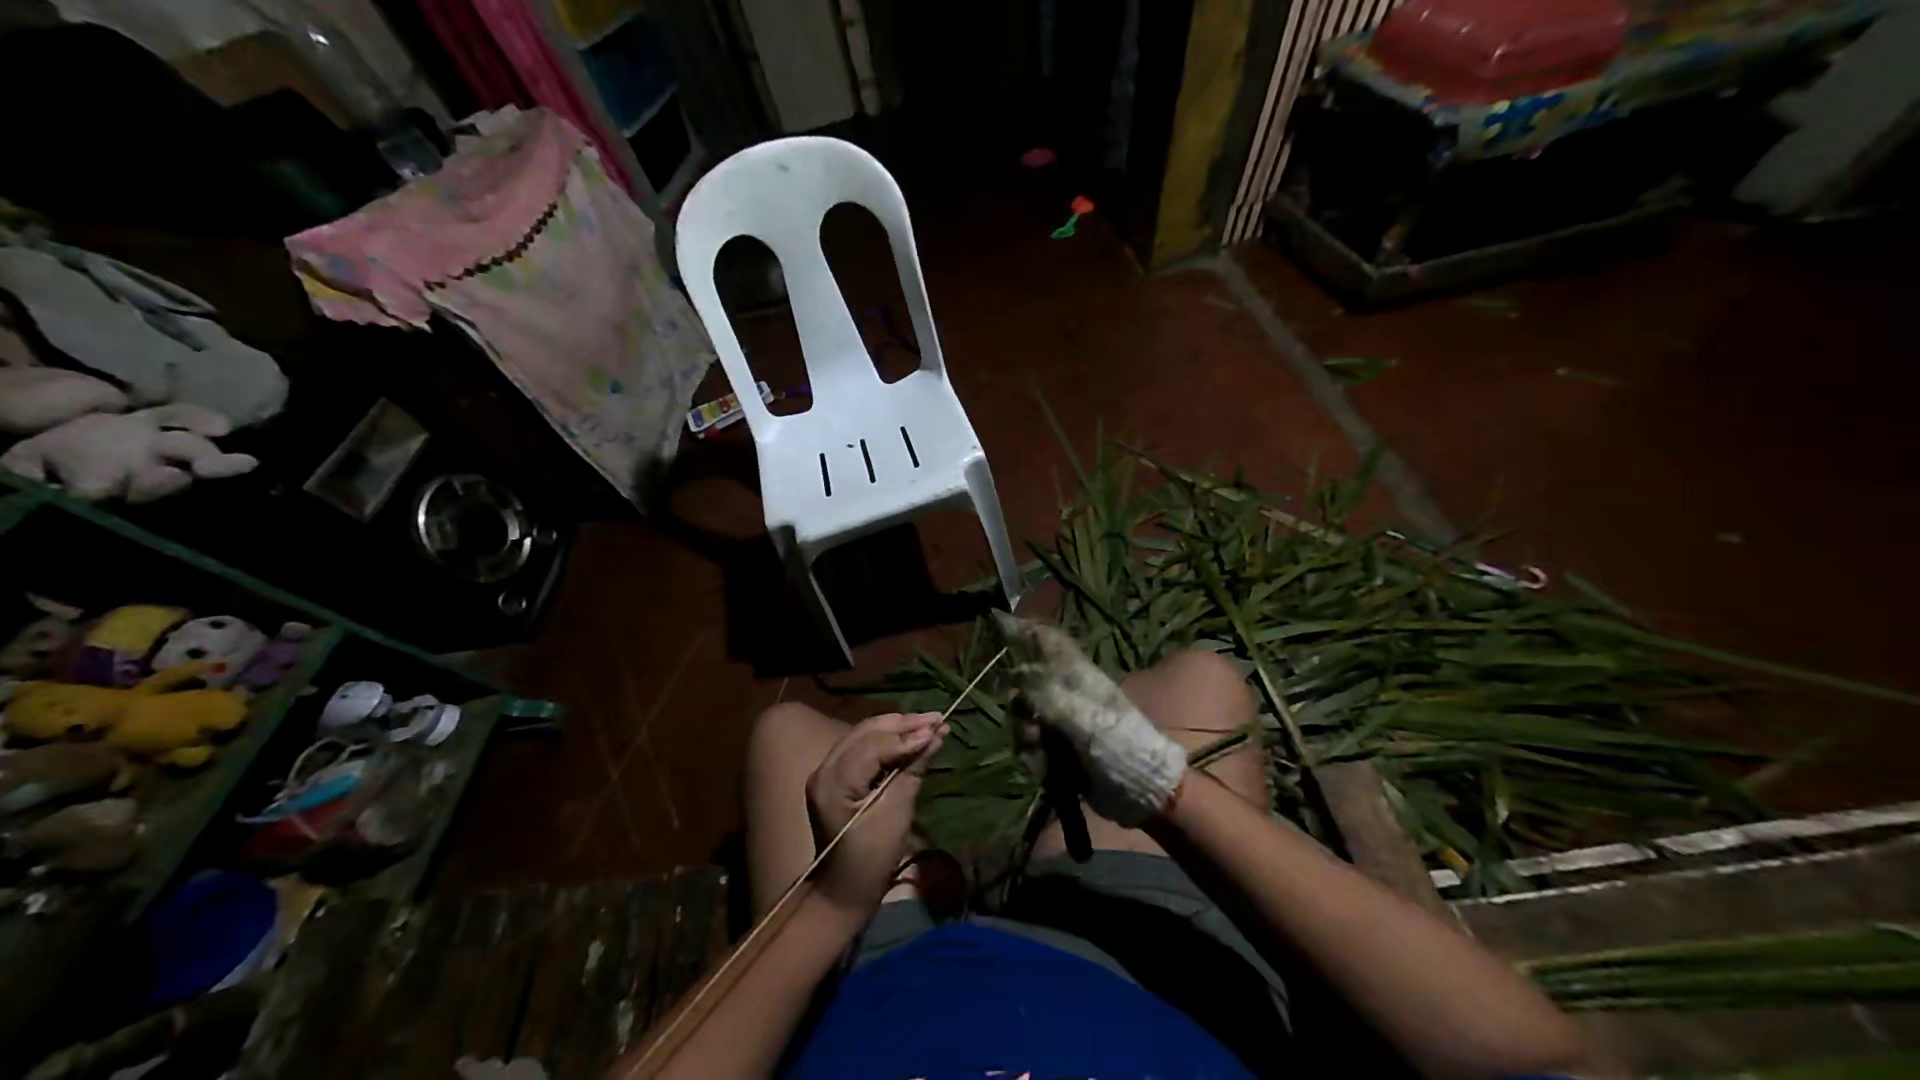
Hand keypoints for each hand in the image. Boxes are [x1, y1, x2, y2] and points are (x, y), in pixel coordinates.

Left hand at [804, 712, 946, 912]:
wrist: (842, 891)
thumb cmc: (871, 859)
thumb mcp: (896, 814)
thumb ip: (913, 770)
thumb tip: (936, 736)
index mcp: (834, 781)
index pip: (875, 744)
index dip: (908, 735)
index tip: (941, 727)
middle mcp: (825, 768)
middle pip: (867, 731)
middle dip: (904, 723)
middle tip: (938, 718)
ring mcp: (826, 771)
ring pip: (864, 735)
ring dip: (897, 728)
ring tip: (929, 723)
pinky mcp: (834, 776)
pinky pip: (862, 747)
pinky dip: (887, 741)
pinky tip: (909, 738)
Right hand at [995, 614, 1185, 826]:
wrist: (1140, 792)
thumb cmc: (1121, 747)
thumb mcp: (1087, 718)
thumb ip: (1050, 696)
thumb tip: (1017, 676)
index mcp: (1079, 679)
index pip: (1051, 645)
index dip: (1029, 633)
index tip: (1004, 626)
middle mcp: (1068, 697)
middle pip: (1026, 687)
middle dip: (1019, 705)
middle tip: (1029, 726)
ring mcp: (1062, 725)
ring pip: (1024, 720)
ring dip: (1024, 736)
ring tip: (1037, 751)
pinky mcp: (1058, 751)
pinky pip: (1029, 749)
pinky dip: (1031, 759)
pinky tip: (1042, 769)